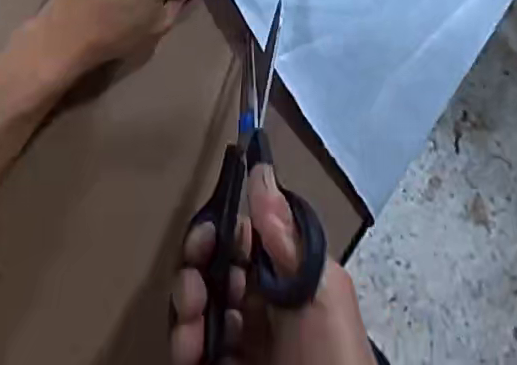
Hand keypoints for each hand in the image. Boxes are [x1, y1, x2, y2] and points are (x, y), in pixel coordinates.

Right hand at [170, 165, 374, 364]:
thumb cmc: (332, 357)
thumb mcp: (319, 290)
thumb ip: (286, 236)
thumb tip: (262, 171)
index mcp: (291, 276)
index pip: (249, 239)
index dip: (226, 228)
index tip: (211, 228)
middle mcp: (265, 305)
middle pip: (219, 269)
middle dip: (199, 264)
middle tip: (193, 275)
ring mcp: (242, 344)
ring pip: (201, 308)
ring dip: (186, 304)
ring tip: (189, 316)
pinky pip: (192, 350)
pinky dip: (183, 344)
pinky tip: (186, 347)